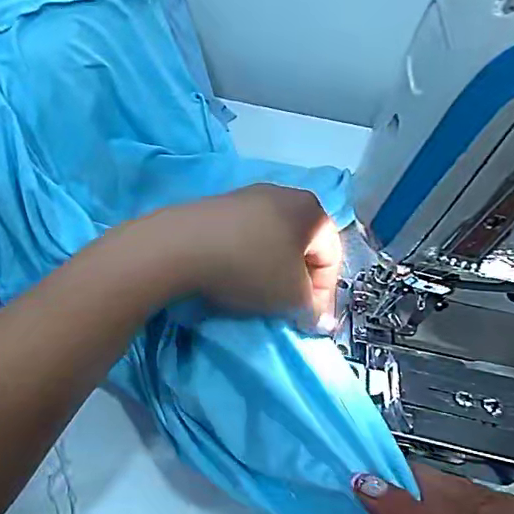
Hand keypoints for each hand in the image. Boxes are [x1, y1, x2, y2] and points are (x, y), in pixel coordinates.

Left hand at [135, 184, 341, 330]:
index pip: (332, 257)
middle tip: (284, 306)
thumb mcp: (291, 298)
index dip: (324, 293)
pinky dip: (245, 255)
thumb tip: (318, 318)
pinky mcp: (218, 204)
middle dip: (296, 279)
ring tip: (254, 291)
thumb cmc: (250, 268)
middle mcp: (284, 193)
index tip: (307, 319)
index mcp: (311, 209)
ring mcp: (248, 195)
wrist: (181, 245)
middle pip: (302, 245)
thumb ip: (312, 309)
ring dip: (270, 268)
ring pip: (273, 239)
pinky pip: (244, 234)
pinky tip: (230, 272)